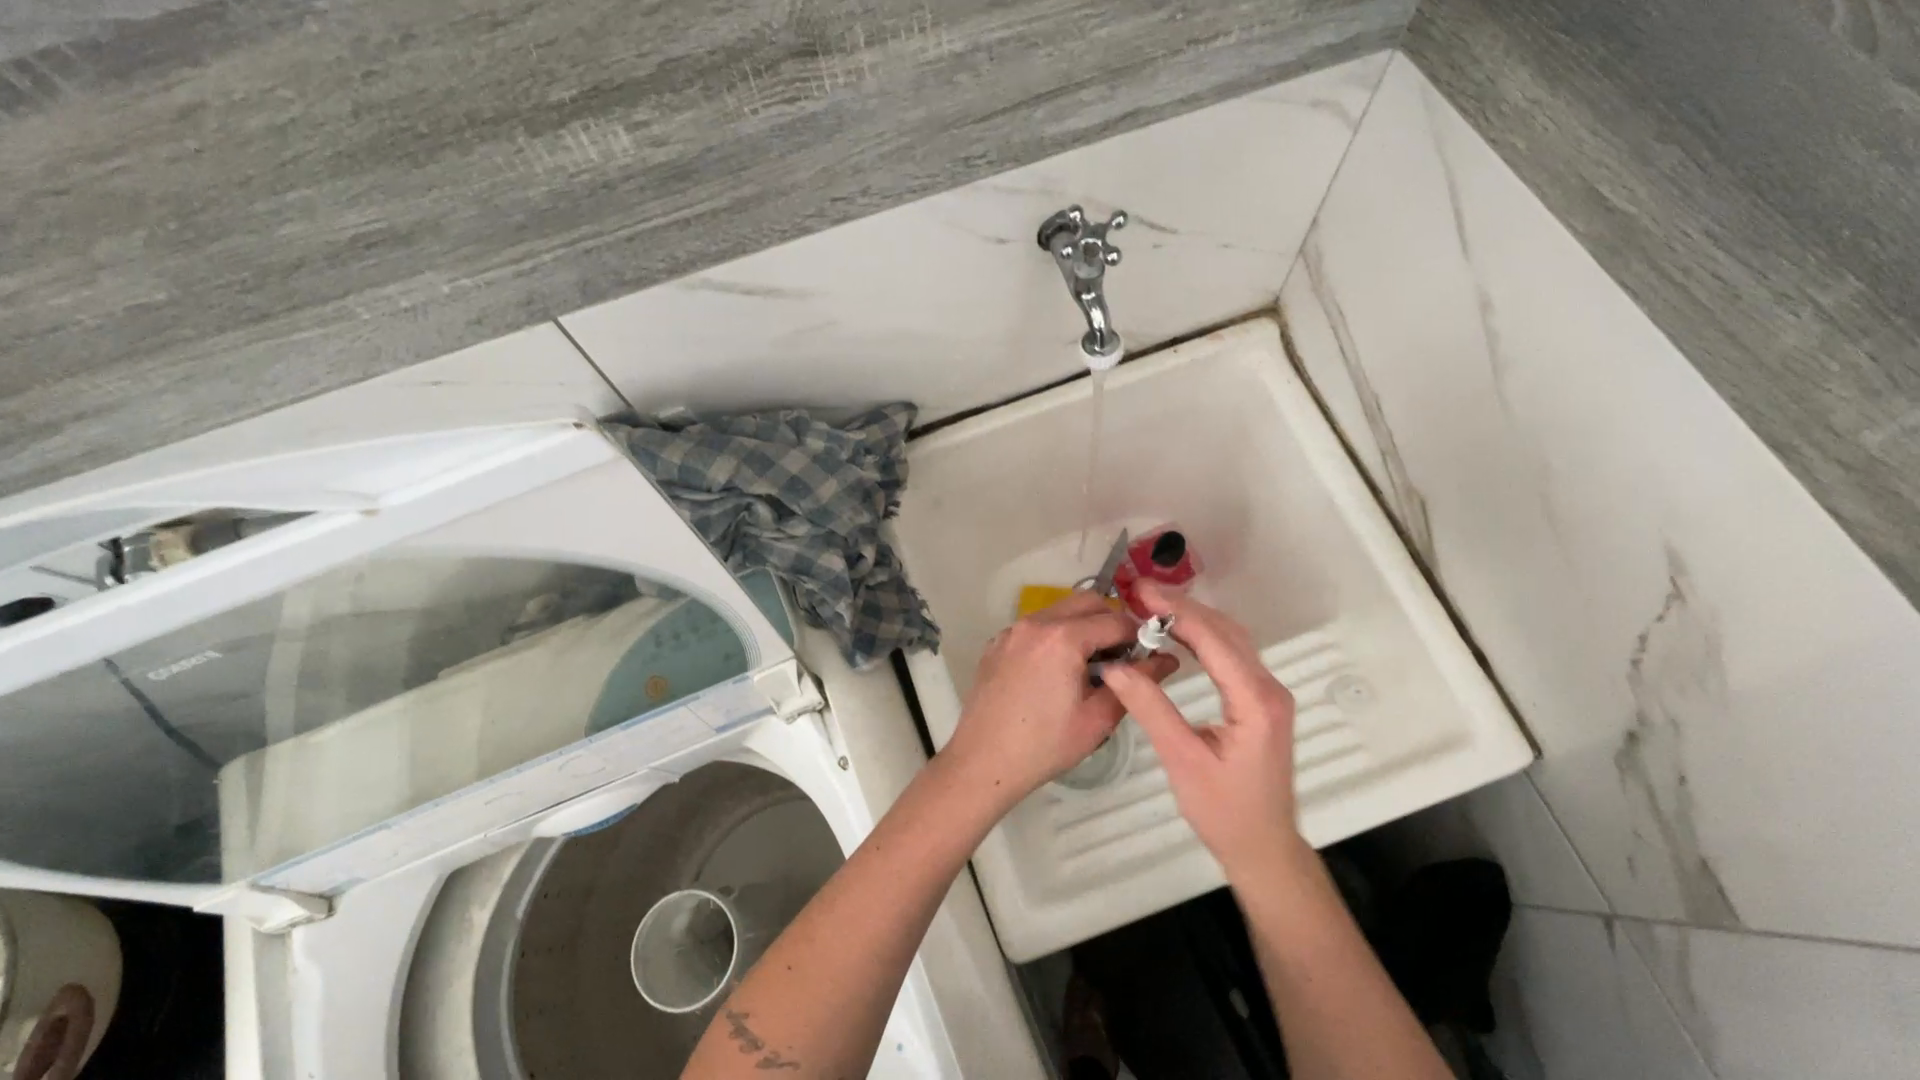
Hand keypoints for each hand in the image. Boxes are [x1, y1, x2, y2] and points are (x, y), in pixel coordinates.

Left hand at [942, 593, 1177, 805]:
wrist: (983, 762)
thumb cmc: (1045, 745)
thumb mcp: (1098, 718)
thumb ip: (1136, 682)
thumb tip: (1168, 660)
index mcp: (1062, 638)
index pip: (1115, 620)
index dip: (1138, 635)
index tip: (1149, 656)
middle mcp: (1035, 624)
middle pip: (1086, 602)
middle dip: (1111, 622)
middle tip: (1122, 657)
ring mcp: (1011, 632)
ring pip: (1059, 611)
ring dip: (1082, 627)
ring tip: (1091, 666)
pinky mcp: (996, 644)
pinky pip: (1035, 628)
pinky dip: (1055, 637)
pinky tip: (1058, 673)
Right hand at [1102, 581, 1308, 879]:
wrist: (1263, 846)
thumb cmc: (1224, 811)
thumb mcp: (1182, 760)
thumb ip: (1151, 709)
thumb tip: (1115, 667)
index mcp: (1256, 701)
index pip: (1214, 640)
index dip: (1176, 611)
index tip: (1140, 591)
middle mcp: (1269, 689)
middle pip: (1226, 632)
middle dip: (1182, 607)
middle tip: (1139, 592)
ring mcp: (1269, 695)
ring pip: (1232, 640)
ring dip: (1193, 619)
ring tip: (1152, 607)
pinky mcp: (1261, 702)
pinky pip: (1233, 656)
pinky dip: (1203, 638)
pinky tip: (1177, 636)